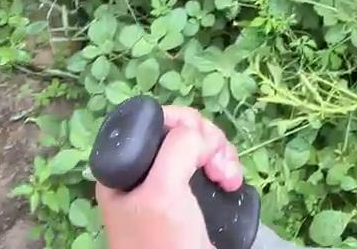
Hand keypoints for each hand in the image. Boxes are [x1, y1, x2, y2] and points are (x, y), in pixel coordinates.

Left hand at [96, 105, 244, 248]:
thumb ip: (178, 149)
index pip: (156, 120)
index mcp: (124, 166)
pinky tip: (232, 181)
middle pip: (184, 130)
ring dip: (222, 154)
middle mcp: (144, 171)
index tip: (200, 142)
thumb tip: (201, 137)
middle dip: (209, 141)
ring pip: (202, 145)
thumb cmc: (163, 242)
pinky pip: (212, 163)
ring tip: (229, 178)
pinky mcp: (190, 197)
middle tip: (219, 166)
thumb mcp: (162, 191)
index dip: (184, 123)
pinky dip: (227, 165)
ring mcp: (168, 184)